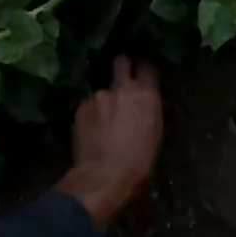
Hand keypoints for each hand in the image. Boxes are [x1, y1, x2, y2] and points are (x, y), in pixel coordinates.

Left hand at [55, 56, 161, 228]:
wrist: (105, 173)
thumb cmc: (139, 159)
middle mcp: (121, 88)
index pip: (147, 66)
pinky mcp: (81, 107)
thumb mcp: (154, 132)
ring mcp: (98, 96)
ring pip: (103, 92)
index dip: (144, 70)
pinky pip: (89, 106)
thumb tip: (143, 100)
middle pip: (121, 62)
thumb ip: (148, 108)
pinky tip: (93, 131)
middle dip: (122, 67)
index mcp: (146, 94)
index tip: (142, 75)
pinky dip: (92, 114)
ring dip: (105, 102)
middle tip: (122, 81)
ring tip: (105, 123)